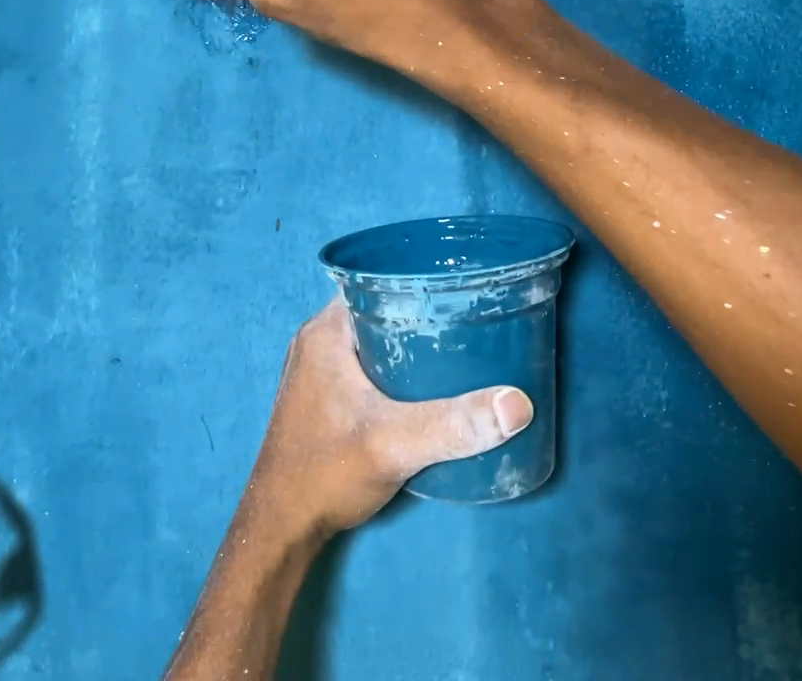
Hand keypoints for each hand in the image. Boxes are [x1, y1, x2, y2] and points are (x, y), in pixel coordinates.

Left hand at [246, 298, 534, 537]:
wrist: (282, 524)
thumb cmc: (326, 472)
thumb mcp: (395, 445)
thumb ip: (454, 425)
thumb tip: (519, 404)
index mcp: (326, 331)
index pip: (375, 280)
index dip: (418, 277)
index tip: (462, 286)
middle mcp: (319, 340)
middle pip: (380, 308)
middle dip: (424, 312)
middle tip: (474, 319)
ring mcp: (320, 369)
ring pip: (377, 338)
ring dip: (413, 342)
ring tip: (463, 348)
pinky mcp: (327, 395)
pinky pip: (371, 363)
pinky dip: (400, 366)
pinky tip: (434, 384)